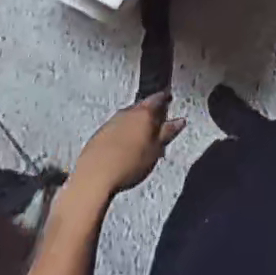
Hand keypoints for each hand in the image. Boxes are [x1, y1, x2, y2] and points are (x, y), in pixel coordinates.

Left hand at [69, 92, 185, 198]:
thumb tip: (180, 121)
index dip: (165, 98)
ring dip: (136, 123)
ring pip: (129, 116)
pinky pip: (117, 127)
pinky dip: (124, 132)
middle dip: (151, 112)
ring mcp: (111, 122)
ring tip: (143, 137)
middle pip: (142, 106)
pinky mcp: (99, 134)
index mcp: (144, 113)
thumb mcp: (155, 149)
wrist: (95, 176)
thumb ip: (168, 132)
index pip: (158, 98)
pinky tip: (125, 145)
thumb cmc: (130, 163)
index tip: (169, 99)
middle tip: (158, 121)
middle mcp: (127, 112)